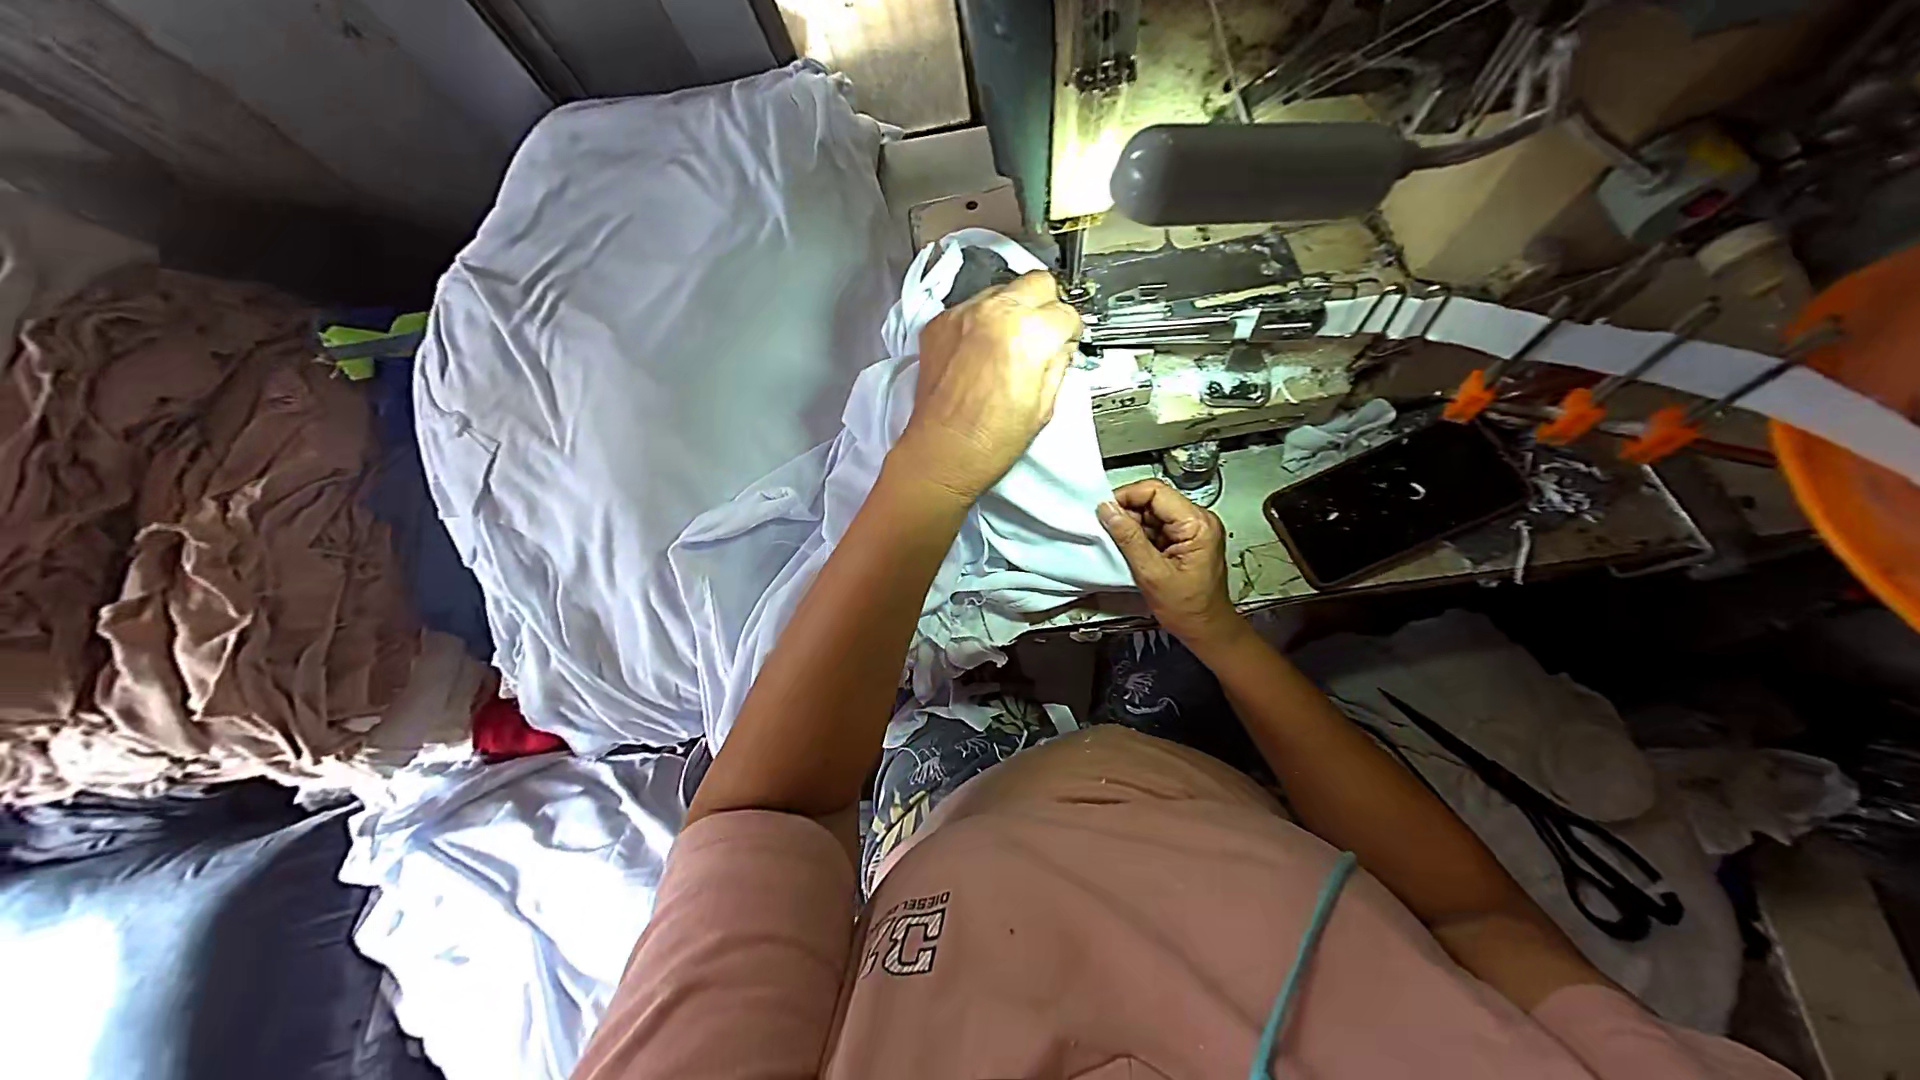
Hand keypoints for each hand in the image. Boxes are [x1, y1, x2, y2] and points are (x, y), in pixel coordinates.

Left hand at [896, 270, 1082, 501]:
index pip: (1066, 312)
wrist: (942, 453)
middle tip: (1046, 332)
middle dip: (1047, 304)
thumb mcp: (1043, 407)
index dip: (1071, 331)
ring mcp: (963, 316)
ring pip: (1003, 289)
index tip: (1067, 341)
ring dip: (1014, 309)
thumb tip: (1060, 348)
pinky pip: (972, 307)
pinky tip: (984, 350)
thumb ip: (1058, 365)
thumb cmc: (986, 442)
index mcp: (1028, 334)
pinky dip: (983, 320)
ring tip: (1011, 345)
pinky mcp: (940, 324)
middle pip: (1037, 281)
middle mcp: (994, 314)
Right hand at [1096, 479, 1247, 652]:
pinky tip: (1133, 552)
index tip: (1105, 511)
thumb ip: (1128, 538)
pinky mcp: (1186, 539)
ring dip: (1133, 526)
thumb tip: (1107, 510)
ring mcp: (1193, 529)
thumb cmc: (1187, 608)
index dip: (1127, 497)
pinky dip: (1141, 536)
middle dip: (1128, 513)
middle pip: (1154, 499)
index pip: (1156, 491)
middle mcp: (1199, 520)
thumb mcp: (1151, 573)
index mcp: (1197, 524)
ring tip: (1121, 546)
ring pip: (1153, 512)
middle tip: (1108, 530)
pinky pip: (1157, 526)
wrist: (1205, 628)